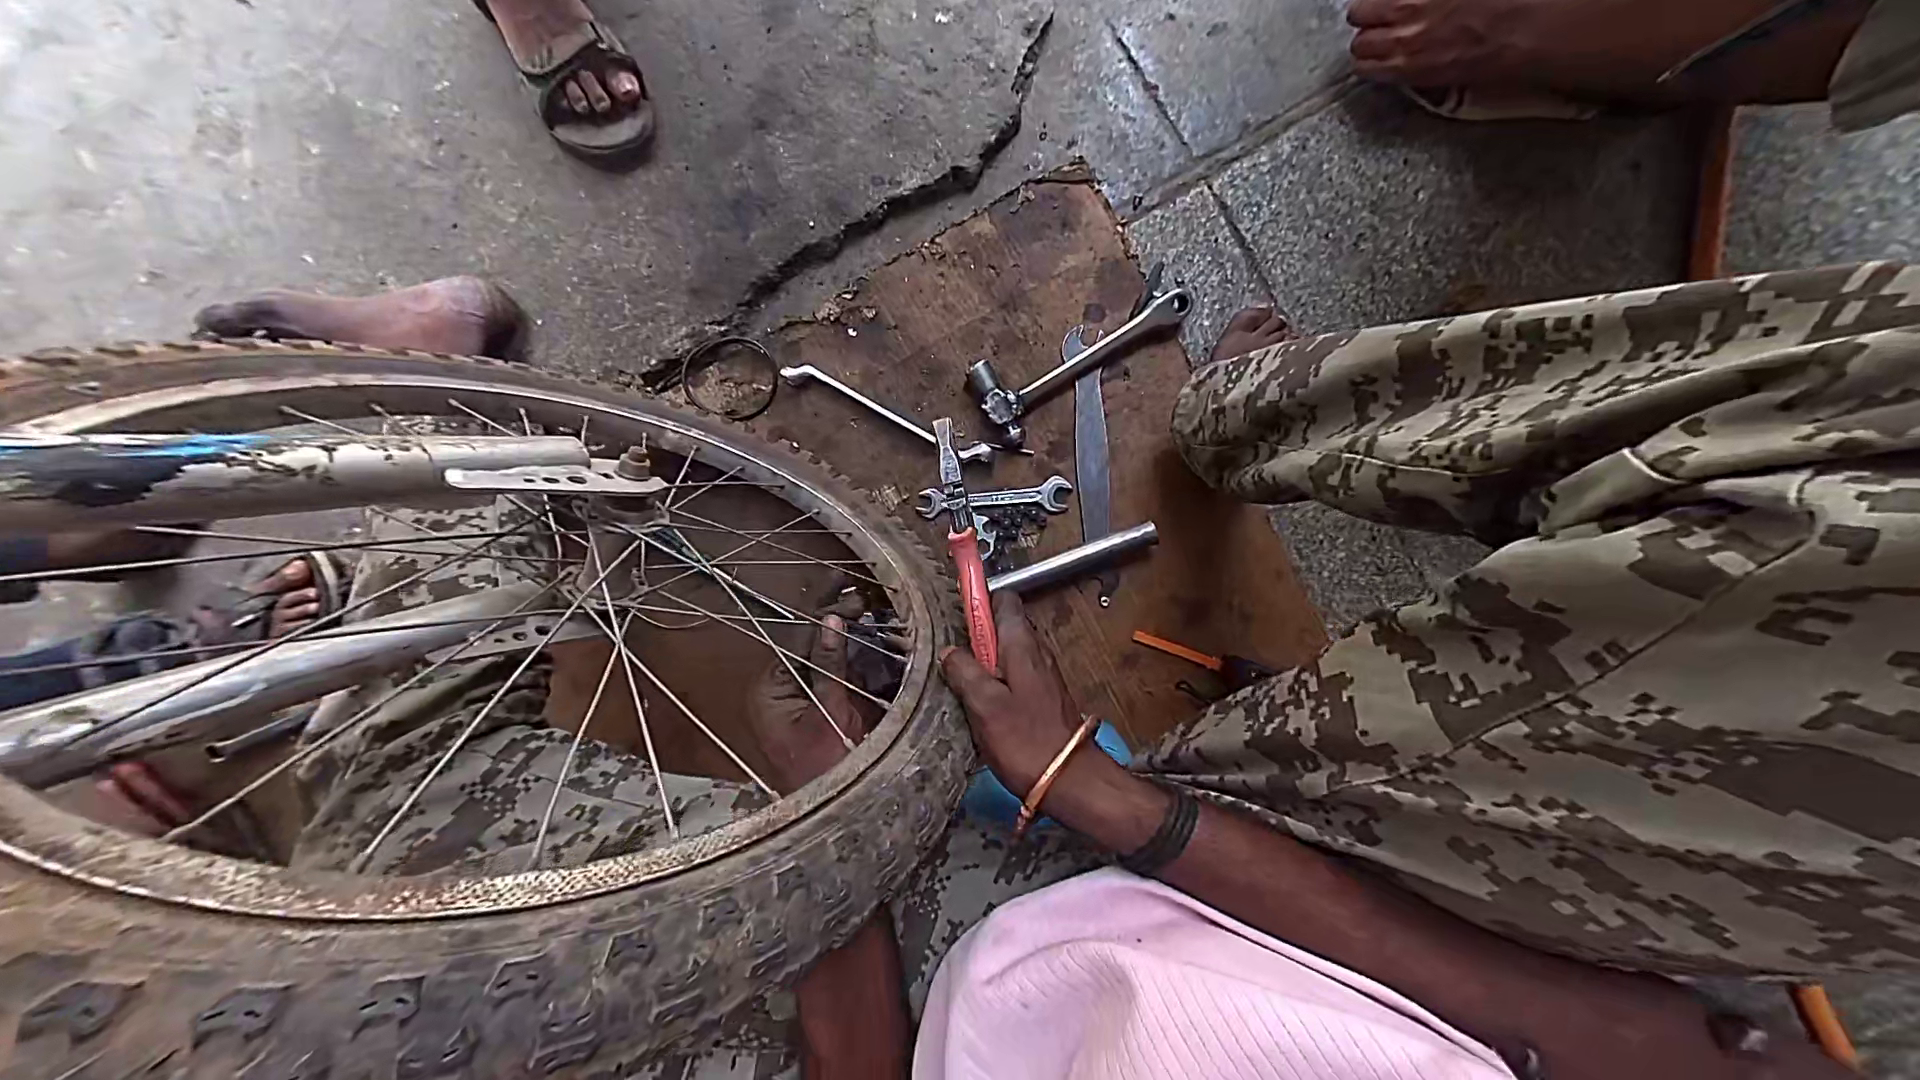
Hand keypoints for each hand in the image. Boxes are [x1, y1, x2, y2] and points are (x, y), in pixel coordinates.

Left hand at [748, 614, 865, 794]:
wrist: (840, 815)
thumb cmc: (823, 765)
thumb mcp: (828, 709)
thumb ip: (830, 663)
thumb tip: (832, 621)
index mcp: (770, 690)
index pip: (798, 642)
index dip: (826, 620)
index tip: (852, 603)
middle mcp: (782, 691)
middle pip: (812, 648)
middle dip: (839, 628)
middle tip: (863, 605)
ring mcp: (804, 701)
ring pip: (827, 660)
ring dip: (849, 643)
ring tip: (872, 618)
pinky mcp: (825, 710)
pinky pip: (838, 678)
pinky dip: (855, 664)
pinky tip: (873, 646)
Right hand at [938, 591, 1086, 797]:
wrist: (1068, 779)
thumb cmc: (1024, 739)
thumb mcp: (984, 704)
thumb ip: (964, 671)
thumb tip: (949, 651)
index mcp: (1022, 644)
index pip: (1004, 599)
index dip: (979, 601)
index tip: (956, 616)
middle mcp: (1036, 651)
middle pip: (1003, 626)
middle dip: (977, 637)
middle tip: (953, 659)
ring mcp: (1042, 673)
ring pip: (1007, 652)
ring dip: (985, 662)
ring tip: (963, 684)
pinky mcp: (1043, 695)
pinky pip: (1014, 674)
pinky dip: (997, 681)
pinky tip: (983, 704)